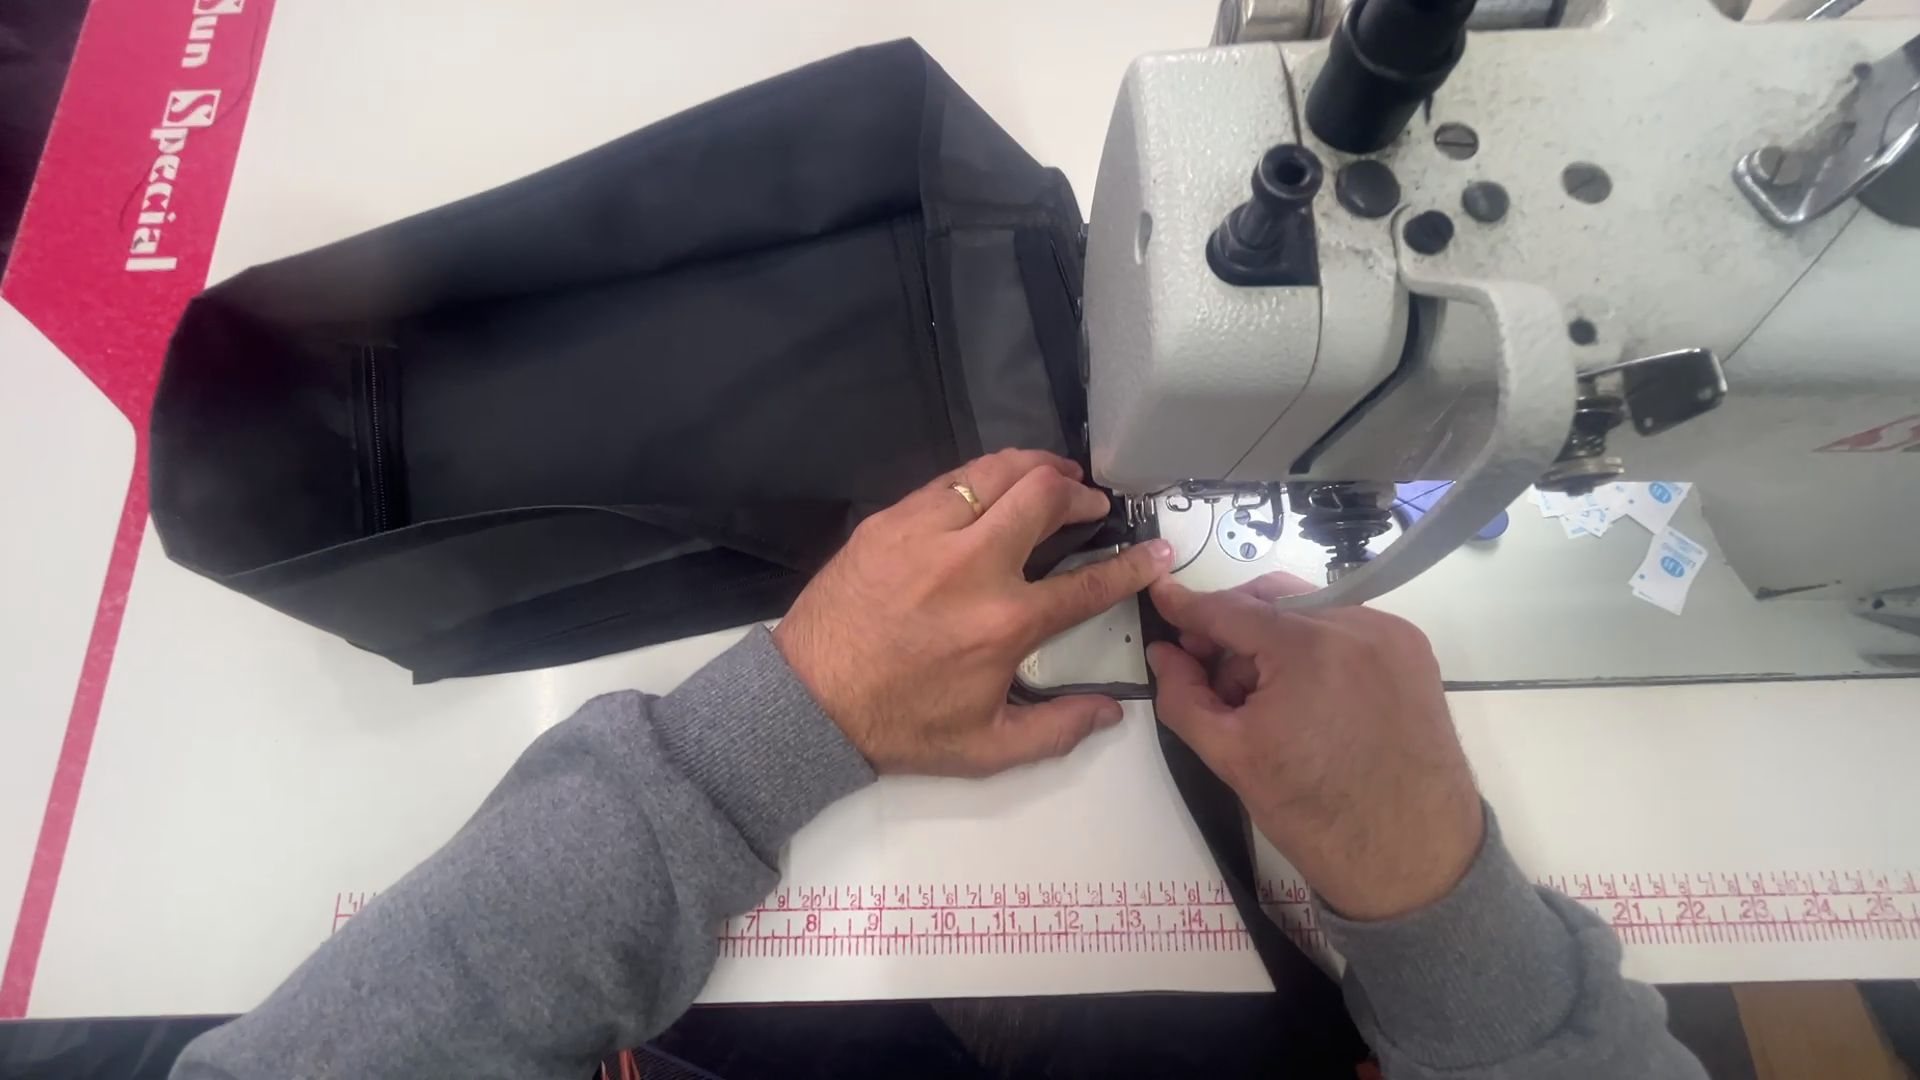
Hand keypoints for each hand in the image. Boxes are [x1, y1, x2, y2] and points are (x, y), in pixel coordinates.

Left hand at [773, 449, 1175, 776]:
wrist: (809, 700)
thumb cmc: (899, 725)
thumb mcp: (986, 748)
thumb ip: (1057, 730)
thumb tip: (1112, 710)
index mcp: (1005, 623)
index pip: (1088, 583)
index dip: (1132, 565)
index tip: (1154, 551)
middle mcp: (973, 565)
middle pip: (1044, 497)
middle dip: (1080, 492)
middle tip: (1089, 503)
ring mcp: (927, 533)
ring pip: (997, 470)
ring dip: (1036, 466)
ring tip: (1053, 474)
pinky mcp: (890, 520)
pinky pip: (948, 479)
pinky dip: (983, 477)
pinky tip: (989, 489)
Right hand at [1147, 573, 1482, 920]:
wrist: (1412, 863)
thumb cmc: (1315, 814)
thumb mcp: (1229, 754)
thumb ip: (1183, 694)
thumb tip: (1162, 653)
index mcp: (1311, 647)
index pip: (1231, 609)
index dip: (1187, 605)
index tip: (1161, 597)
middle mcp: (1358, 624)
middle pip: (1270, 598)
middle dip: (1230, 625)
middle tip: (1205, 666)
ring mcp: (1392, 635)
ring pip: (1306, 608)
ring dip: (1269, 637)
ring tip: (1259, 695)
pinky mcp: (1413, 652)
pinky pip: (1342, 626)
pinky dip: (1310, 645)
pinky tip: (1300, 694)